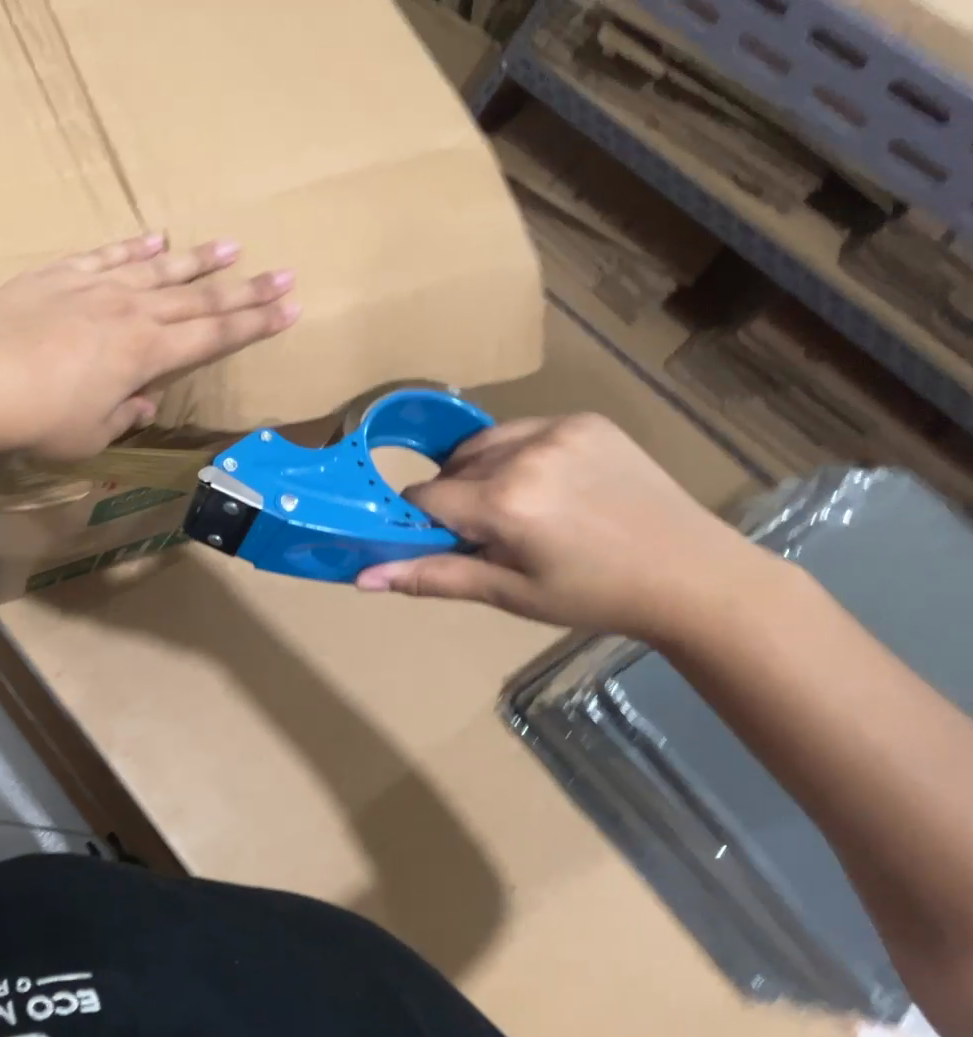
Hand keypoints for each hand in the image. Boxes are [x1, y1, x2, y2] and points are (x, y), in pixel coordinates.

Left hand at [0, 233, 298, 459]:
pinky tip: (154, 239)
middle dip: (245, 290)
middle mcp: (132, 312)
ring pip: (159, 269)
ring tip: (230, 247)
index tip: (289, 309)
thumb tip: (145, 403)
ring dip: (197, 259)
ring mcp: (95, 287)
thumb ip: (124, 416)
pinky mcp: (59, 274)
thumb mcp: (90, 436)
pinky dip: (134, 247)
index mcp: (147, 355)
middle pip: (199, 298)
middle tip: (284, 275)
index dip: (254, 324)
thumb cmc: (37, 421)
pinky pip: (107, 255)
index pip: (214, 337)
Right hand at [353, 413, 773, 641]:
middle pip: (449, 470)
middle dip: (456, 501)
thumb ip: (432, 576)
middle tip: (493, 535)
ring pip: (480, 446)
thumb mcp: (509, 593)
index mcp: (506, 503)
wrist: (694, 575)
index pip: (423, 498)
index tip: (447, 542)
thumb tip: (362, 578)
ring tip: (517, 508)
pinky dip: (516, 455)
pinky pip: (520, 430)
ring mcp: (558, 431)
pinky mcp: (584, 421)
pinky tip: (548, 485)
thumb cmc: (594, 595)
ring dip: (479, 473)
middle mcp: (526, 455)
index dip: (423, 522)